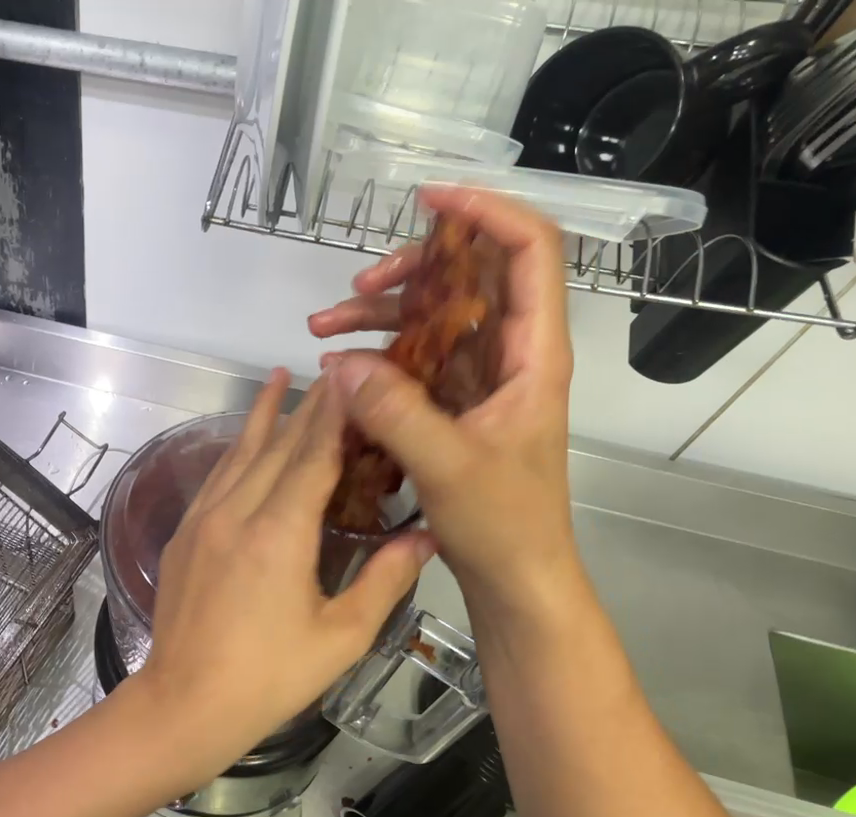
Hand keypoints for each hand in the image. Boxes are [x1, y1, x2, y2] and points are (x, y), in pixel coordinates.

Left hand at [125, 370, 435, 779]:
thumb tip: (427, 537)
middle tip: (332, 370)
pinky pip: (215, 479)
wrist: (184, 703)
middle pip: (276, 446)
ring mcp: (202, 521)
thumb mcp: (341, 637)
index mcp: (278, 532)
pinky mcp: (183, 537)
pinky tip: (242, 444)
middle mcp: (236, 513)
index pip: (313, 454)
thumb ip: (384, 580)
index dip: (336, 412)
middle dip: (306, 406)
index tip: (355, 375)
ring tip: (278, 379)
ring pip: (238, 454)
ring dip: (262, 416)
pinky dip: (234, 452)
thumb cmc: (268, 678)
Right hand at [308, 186, 578, 603]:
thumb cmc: (505, 523)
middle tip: (356, 285)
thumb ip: (395, 412)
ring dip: (379, 315)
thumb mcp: (448, 465)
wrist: (514, 578)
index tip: (428, 200)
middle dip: (410, 270)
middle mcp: (509, 355)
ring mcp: (478, 381)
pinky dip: (376, 359)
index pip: (528, 250)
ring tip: (322, 327)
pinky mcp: (452, 407)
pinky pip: (413, 362)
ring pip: (433, 319)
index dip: (486, 211)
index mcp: (534, 354)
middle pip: (468, 277)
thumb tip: (340, 364)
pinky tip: (337, 370)